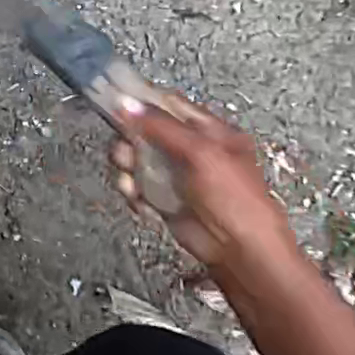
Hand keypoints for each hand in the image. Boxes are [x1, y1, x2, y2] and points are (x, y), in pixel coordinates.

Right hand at [107, 95, 294, 270]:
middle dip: (129, 142)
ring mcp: (176, 174)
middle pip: (144, 132)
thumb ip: (161, 126)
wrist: (238, 251)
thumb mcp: (200, 152)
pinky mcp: (163, 197)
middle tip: (126, 153)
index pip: (167, 104)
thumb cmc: (236, 201)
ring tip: (132, 182)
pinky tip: (140, 200)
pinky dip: (133, 192)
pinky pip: (136, 185)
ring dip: (128, 169)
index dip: (141, 103)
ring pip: (135, 159)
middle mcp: (191, 149)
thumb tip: (128, 104)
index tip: (116, 105)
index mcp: (208, 131)